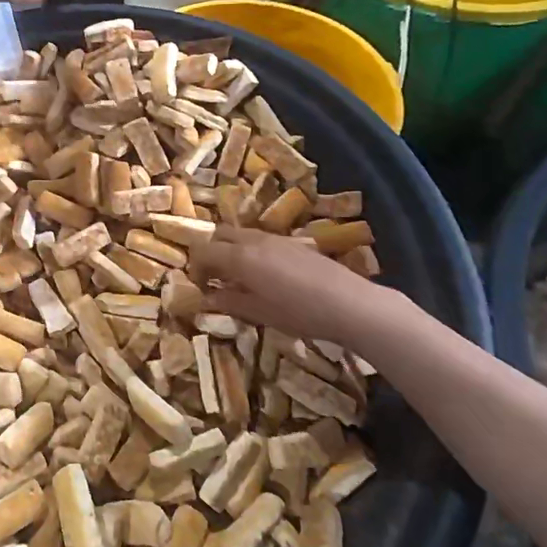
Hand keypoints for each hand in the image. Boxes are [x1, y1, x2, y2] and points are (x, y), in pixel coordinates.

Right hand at [194, 228, 395, 346]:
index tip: (199, 286)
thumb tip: (207, 297)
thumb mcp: (259, 313)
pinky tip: (265, 275)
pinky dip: (251, 251)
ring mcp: (276, 239)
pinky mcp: (295, 243)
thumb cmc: (299, 312)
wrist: (350, 304)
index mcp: (240, 257)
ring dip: (232, 250)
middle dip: (211, 251)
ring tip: (239, 277)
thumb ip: (229, 301)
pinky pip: (261, 239)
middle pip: (220, 233)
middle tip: (214, 276)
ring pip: (242, 234)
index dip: (196, 267)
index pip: (204, 251)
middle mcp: (254, 240)